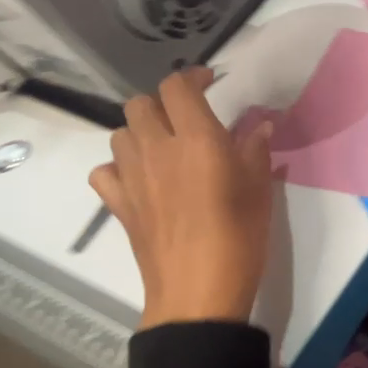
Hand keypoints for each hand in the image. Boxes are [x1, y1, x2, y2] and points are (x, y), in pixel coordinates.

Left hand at [89, 67, 275, 328]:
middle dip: (163, 102)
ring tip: (167, 145)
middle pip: (141, 104)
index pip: (177, 88)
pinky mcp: (118, 204)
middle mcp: (158, 149)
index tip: (210, 81)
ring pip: (121, 133)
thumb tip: (259, 124)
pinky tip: (142, 178)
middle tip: (189, 115)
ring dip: (142, 131)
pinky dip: (120, 166)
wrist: (198, 290)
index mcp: (197, 139)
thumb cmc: (240, 235)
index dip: (192, 77)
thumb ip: (256, 149)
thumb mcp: (261, 188)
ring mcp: (132, 177)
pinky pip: (106, 170)